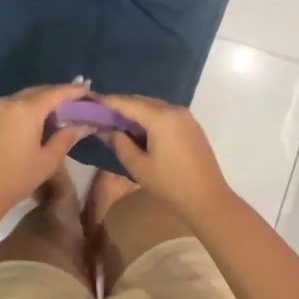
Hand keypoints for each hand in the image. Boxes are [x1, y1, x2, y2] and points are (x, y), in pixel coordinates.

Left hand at [0, 83, 92, 214]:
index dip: (73, 90)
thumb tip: (84, 124)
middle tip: (76, 102)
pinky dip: (26, 107)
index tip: (88, 89)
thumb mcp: (48, 160)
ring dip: (41, 100)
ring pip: (23, 97)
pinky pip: (11, 106)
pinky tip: (33, 121)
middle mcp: (9, 102)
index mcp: (26, 110)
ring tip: (57, 111)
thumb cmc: (16, 178)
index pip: (55, 93)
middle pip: (39, 91)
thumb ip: (67, 137)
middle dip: (58, 94)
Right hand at [95, 94, 236, 217]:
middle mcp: (175, 110)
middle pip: (142, 101)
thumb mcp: (138, 166)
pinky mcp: (192, 125)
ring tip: (117, 121)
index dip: (108, 101)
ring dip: (136, 111)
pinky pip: (166, 113)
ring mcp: (186, 116)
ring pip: (154, 106)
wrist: (207, 198)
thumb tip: (105, 130)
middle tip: (101, 112)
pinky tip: (139, 129)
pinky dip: (150, 116)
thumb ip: (119, 143)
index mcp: (161, 118)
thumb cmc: (170, 184)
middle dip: (121, 105)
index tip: (90, 100)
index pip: (128, 103)